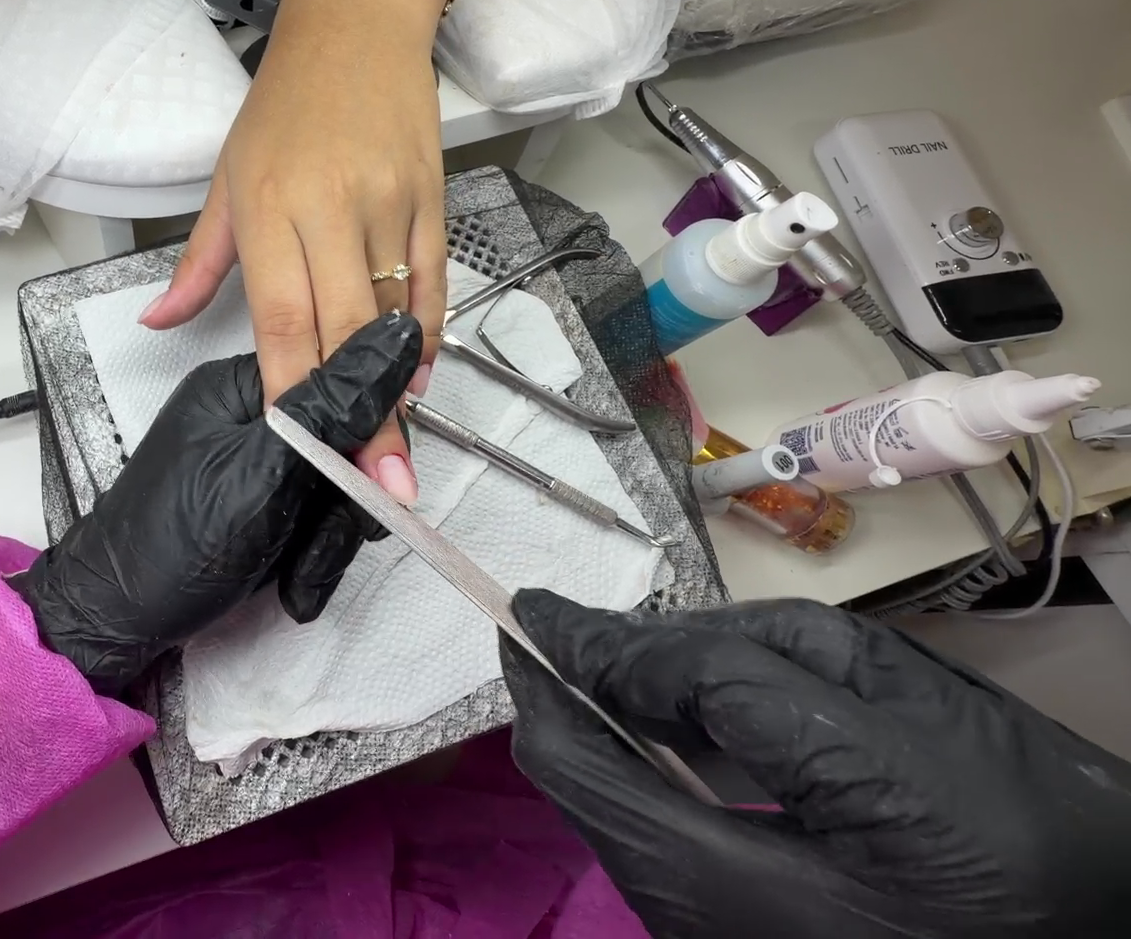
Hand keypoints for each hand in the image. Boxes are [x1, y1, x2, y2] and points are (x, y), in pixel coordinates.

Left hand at [17, 312, 421, 694]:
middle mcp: (251, 416)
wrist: (117, 619)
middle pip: (343, 442)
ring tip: (297, 576)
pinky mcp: (259, 503)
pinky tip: (293, 583)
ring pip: (335, 489)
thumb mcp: (264, 471)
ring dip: (327, 542)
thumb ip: (335, 406)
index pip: (342, 382)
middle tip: (317, 546)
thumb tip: (399, 331)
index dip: (369, 440)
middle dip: (341, 508)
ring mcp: (254, 462)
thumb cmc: (175, 543)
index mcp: (243, 385)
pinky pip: (313, 518)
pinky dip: (312, 556)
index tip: (377, 492)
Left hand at [138, 0, 449, 506]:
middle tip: (370, 482)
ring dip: (396, 391)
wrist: (355, 28)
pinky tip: (419, 382)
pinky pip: (434, 284)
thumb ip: (196, 264)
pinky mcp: (431, 201)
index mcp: (269, 211)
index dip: (291, 392)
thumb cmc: (279, 110)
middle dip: (358, 416)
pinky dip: (428, 339)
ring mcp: (389, 207)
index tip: (301, 450)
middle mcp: (331, 213)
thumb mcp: (225, 181)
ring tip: (397, 456)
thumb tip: (158, 322)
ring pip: (394, 317)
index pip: (280, 320)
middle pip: (344, 333)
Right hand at [501, 590, 1130, 937]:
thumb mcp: (711, 912)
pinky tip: (717, 709)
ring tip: (634, 687)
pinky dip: (756, 674)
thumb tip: (536, 683)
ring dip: (699, 655)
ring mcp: (1003, 734)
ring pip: (809, 641)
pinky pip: (844, 668)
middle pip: (770, 642)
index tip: (525, 620)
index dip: (608, 650)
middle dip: (649, 649)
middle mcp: (989, 747)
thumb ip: (605, 791)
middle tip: (566, 653)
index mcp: (935, 814)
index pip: (729, 680)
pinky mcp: (995, 731)